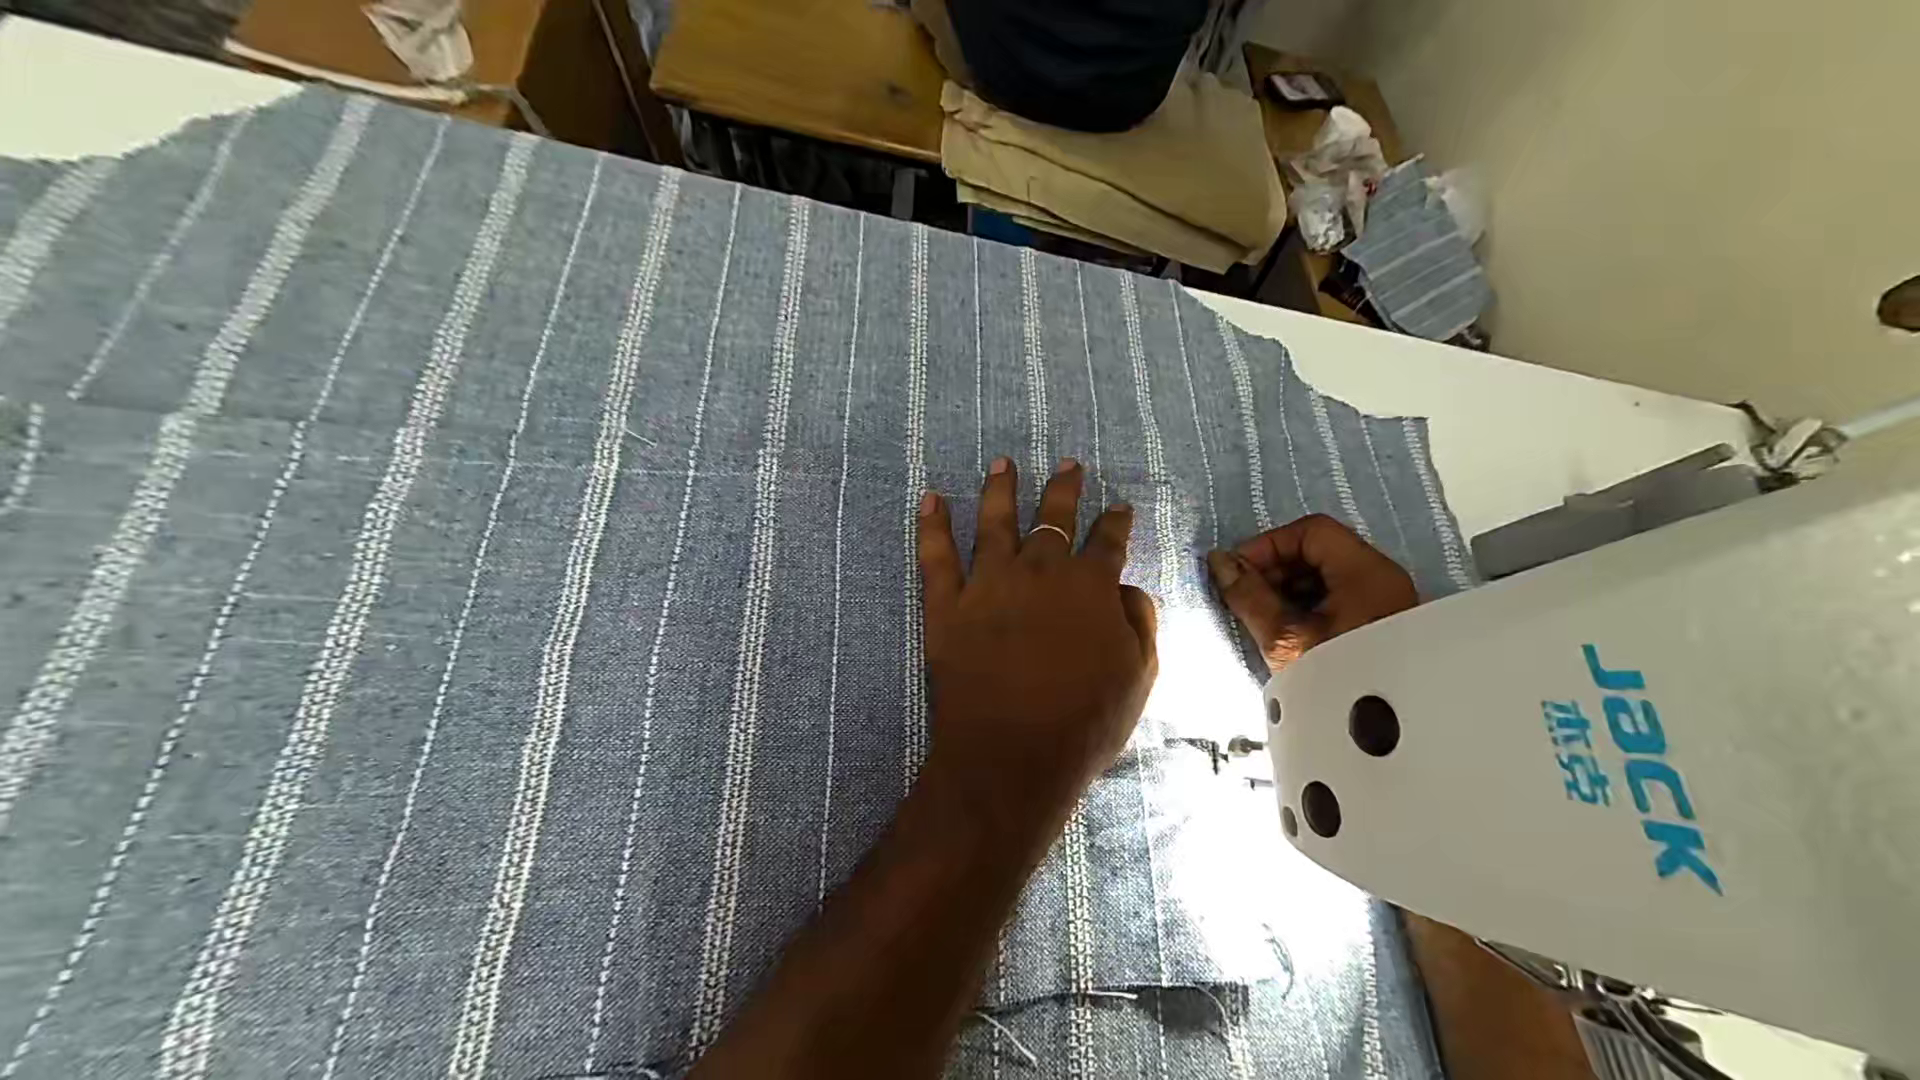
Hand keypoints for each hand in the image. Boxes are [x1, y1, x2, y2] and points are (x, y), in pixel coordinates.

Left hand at [916, 456, 1157, 842]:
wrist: (1012, 753)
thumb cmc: (1085, 720)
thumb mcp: (1139, 674)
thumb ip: (1140, 622)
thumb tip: (1128, 589)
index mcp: (1090, 585)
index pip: (1108, 542)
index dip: (1116, 522)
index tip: (1118, 508)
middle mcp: (1040, 571)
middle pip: (1054, 517)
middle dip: (1064, 489)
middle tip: (1069, 465)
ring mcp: (990, 583)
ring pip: (996, 522)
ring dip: (1000, 488)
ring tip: (1002, 463)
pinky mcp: (948, 604)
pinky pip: (936, 555)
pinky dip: (932, 525)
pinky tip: (932, 498)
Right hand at [1207, 514, 1415, 673]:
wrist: (1383, 742)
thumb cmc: (1334, 681)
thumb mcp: (1283, 636)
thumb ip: (1248, 595)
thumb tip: (1218, 561)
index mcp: (1366, 574)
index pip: (1311, 532)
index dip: (1268, 544)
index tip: (1237, 571)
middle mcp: (1382, 580)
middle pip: (1319, 551)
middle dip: (1274, 567)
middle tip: (1245, 594)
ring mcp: (1384, 603)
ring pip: (1326, 576)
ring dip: (1287, 587)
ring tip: (1261, 614)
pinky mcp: (1378, 625)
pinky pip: (1336, 598)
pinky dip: (1305, 604)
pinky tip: (1285, 629)